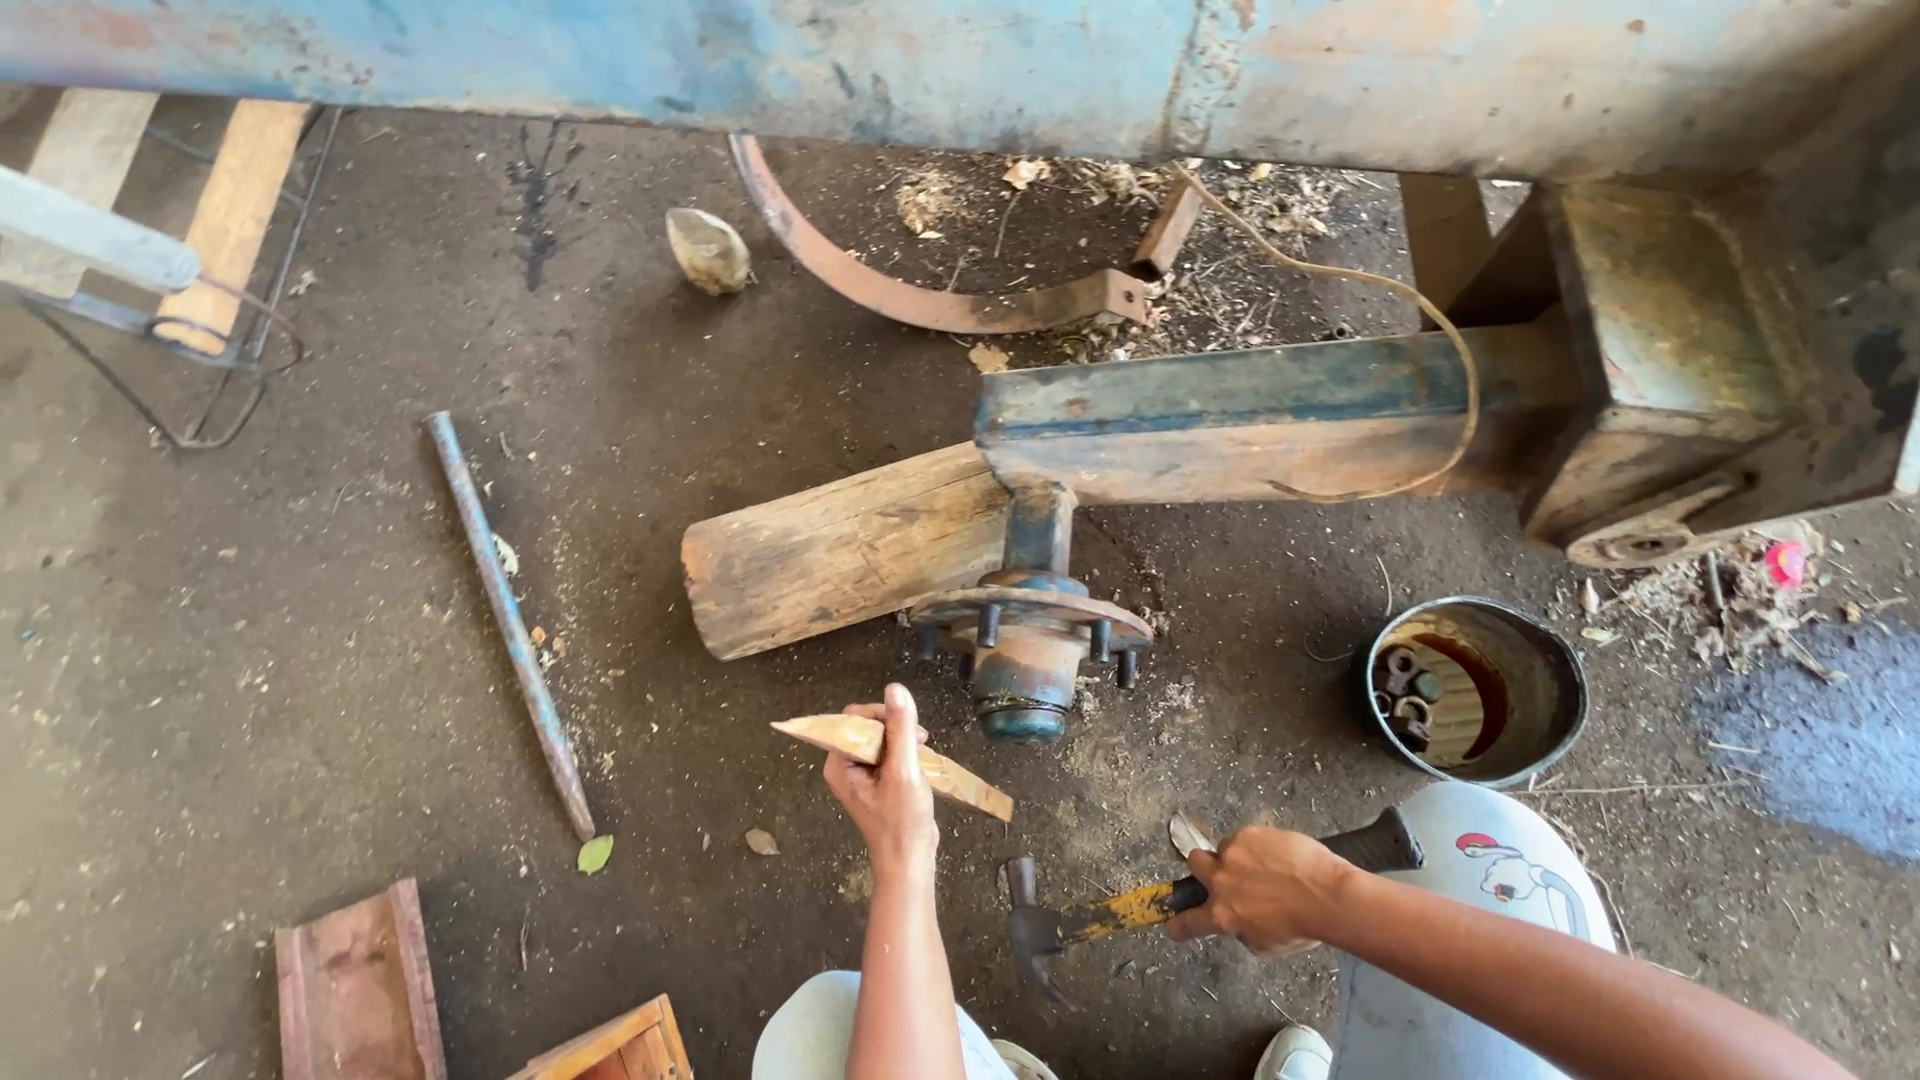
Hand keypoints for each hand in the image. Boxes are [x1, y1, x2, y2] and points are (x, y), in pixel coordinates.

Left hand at [823, 684, 937, 880]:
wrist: (910, 861)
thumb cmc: (902, 821)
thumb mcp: (904, 770)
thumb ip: (900, 728)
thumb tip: (896, 688)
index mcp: (839, 763)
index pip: (853, 719)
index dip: (880, 715)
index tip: (906, 725)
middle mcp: (845, 766)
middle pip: (868, 726)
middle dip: (896, 728)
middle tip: (920, 740)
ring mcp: (861, 775)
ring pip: (881, 738)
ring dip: (904, 740)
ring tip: (923, 753)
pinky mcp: (877, 782)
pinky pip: (889, 753)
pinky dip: (906, 753)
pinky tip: (922, 762)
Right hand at [1164, 826, 1354, 955]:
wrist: (1327, 895)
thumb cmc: (1303, 928)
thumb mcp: (1268, 945)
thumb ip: (1244, 931)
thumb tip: (1241, 920)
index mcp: (1223, 915)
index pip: (1190, 922)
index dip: (1179, 925)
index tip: (1172, 926)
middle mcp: (1220, 881)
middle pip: (1194, 862)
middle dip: (1205, 867)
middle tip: (1226, 873)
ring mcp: (1232, 853)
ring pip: (1226, 848)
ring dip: (1238, 856)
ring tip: (1267, 864)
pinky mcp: (1249, 833)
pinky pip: (1247, 838)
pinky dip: (1259, 846)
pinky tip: (1280, 854)